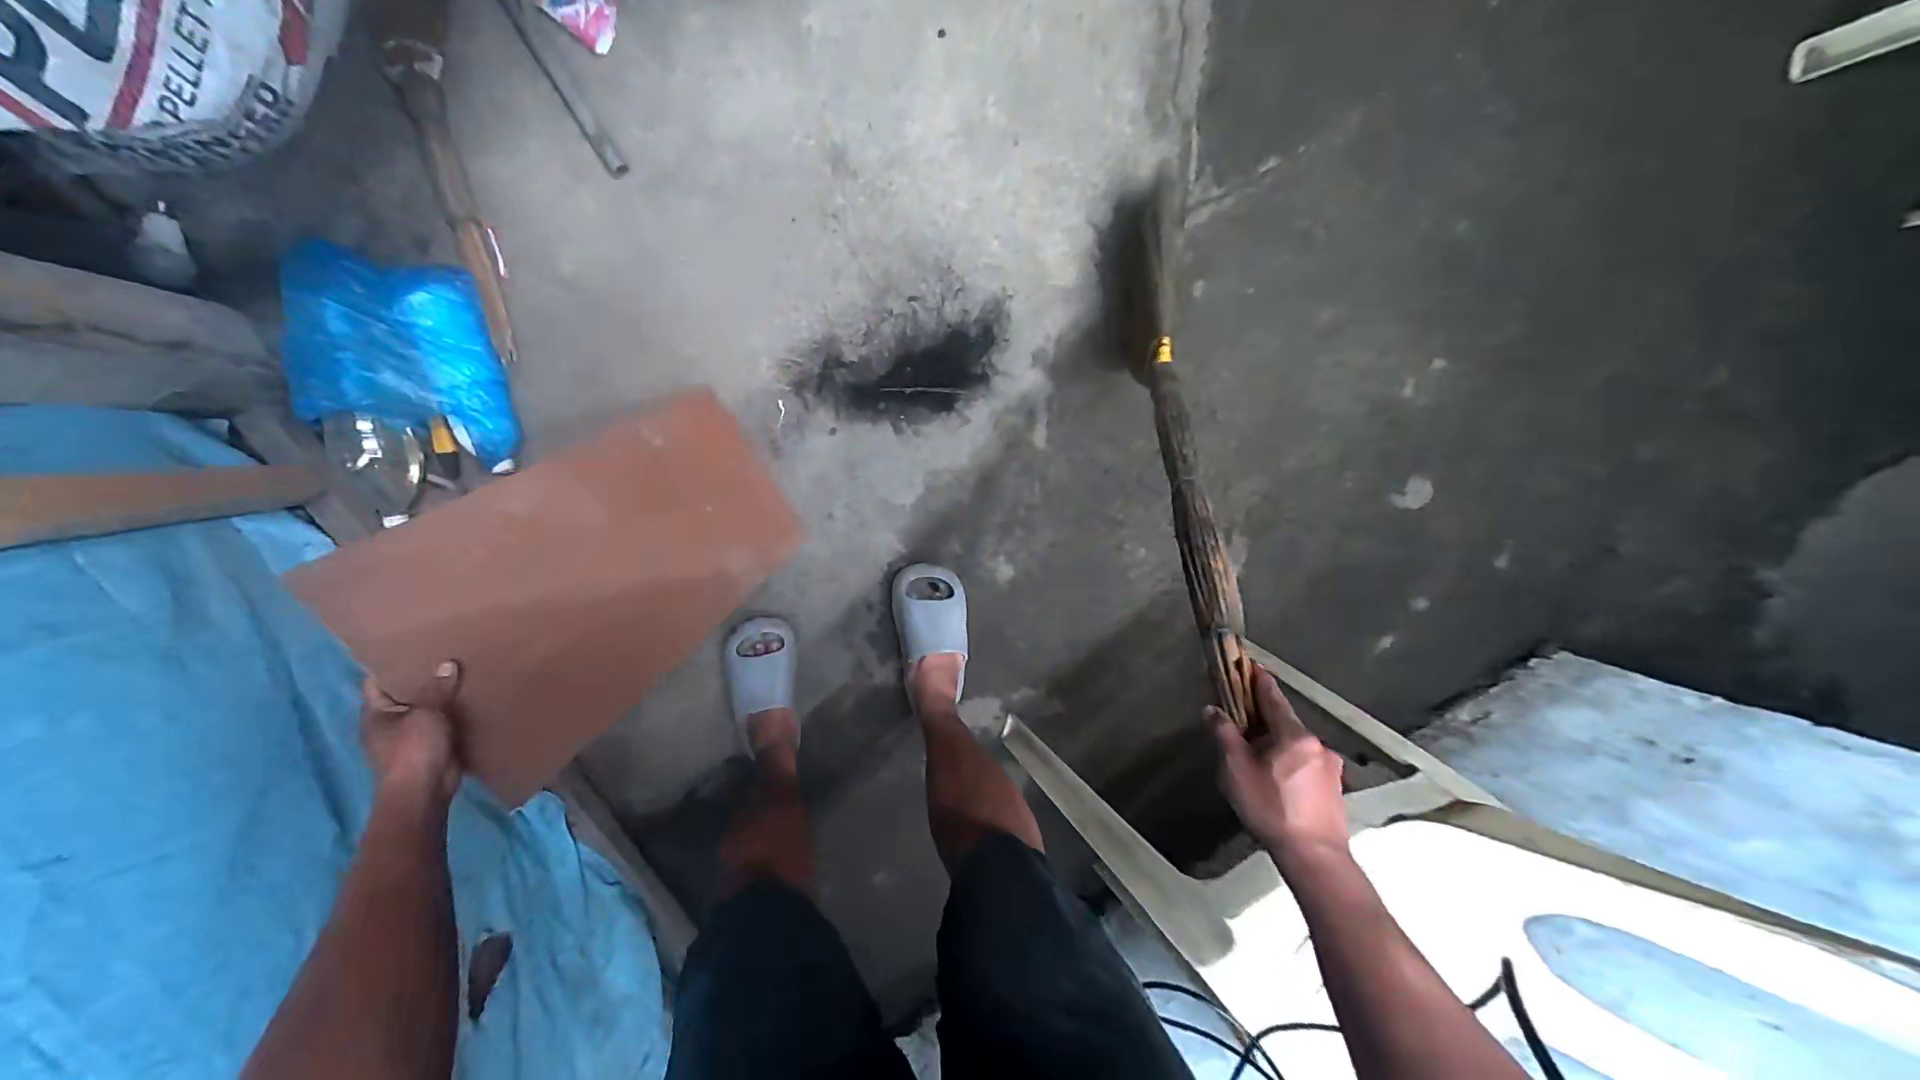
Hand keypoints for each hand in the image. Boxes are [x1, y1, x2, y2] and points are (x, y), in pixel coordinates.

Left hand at [360, 660, 462, 802]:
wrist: (423, 792)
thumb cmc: (412, 750)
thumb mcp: (425, 715)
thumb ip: (436, 689)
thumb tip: (447, 663)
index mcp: (375, 713)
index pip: (378, 682)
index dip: (393, 664)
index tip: (415, 646)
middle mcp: (389, 723)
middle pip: (405, 693)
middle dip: (424, 677)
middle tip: (448, 653)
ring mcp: (410, 735)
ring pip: (427, 708)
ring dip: (442, 696)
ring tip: (465, 671)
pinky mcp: (431, 745)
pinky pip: (443, 723)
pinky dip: (454, 713)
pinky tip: (473, 699)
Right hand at [1209, 666, 1348, 866]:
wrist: (1314, 857)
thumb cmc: (1271, 809)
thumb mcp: (1236, 770)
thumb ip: (1224, 735)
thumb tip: (1213, 710)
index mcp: (1294, 735)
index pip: (1273, 698)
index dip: (1259, 680)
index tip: (1250, 665)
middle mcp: (1317, 744)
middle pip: (1285, 721)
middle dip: (1263, 717)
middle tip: (1242, 719)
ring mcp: (1330, 767)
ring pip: (1296, 744)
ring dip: (1276, 742)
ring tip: (1255, 757)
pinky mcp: (1334, 788)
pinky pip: (1305, 763)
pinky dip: (1289, 761)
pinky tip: (1276, 780)